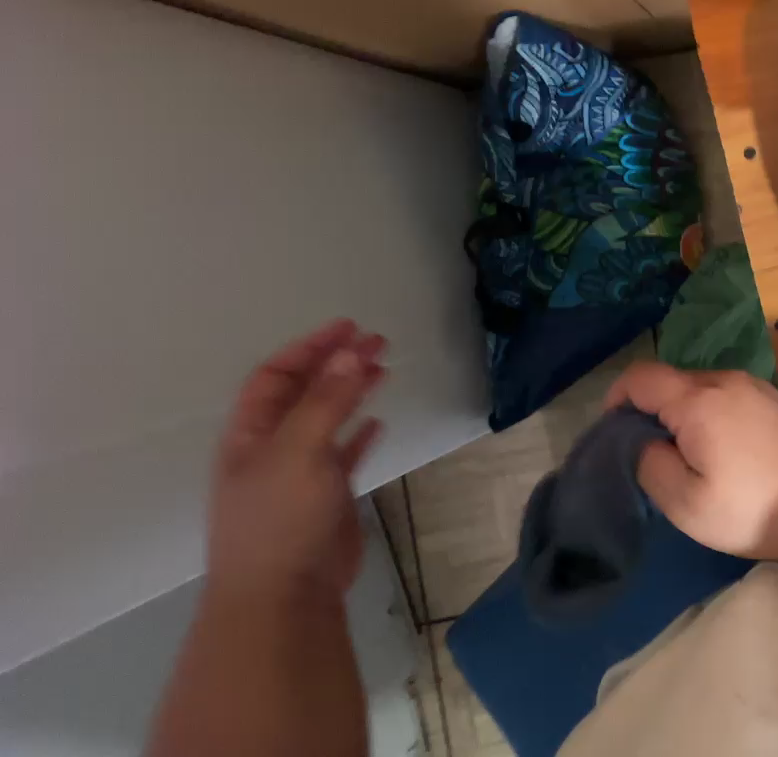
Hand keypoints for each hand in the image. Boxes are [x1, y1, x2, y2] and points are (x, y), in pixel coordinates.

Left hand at [206, 320, 386, 602]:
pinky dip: (360, 432)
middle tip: (378, 341)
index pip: (275, 378)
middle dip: (336, 364)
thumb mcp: (300, 453)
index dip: (309, 349)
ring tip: (384, 369)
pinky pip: (344, 452)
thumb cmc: (280, 519)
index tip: (349, 327)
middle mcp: (271, 449)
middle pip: (303, 394)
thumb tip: (351, 354)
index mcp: (250, 436)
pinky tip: (378, 421)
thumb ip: (326, 403)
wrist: (283, 593)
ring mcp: (298, 473)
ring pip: (326, 419)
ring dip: (352, 391)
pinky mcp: (326, 495)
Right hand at [605, 363, 777, 561]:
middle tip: (650, 455)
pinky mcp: (775, 397)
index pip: (640, 376)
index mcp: (699, 399)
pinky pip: (728, 394)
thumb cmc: (750, 507)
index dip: (617, 399)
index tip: (615, 435)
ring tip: (686, 456)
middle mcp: (727, 380)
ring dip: (684, 413)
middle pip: (672, 380)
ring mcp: (756, 385)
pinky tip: (721, 449)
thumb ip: (650, 464)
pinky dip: (712, 413)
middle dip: (651, 410)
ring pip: (701, 387)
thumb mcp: (685, 502)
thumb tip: (644, 442)